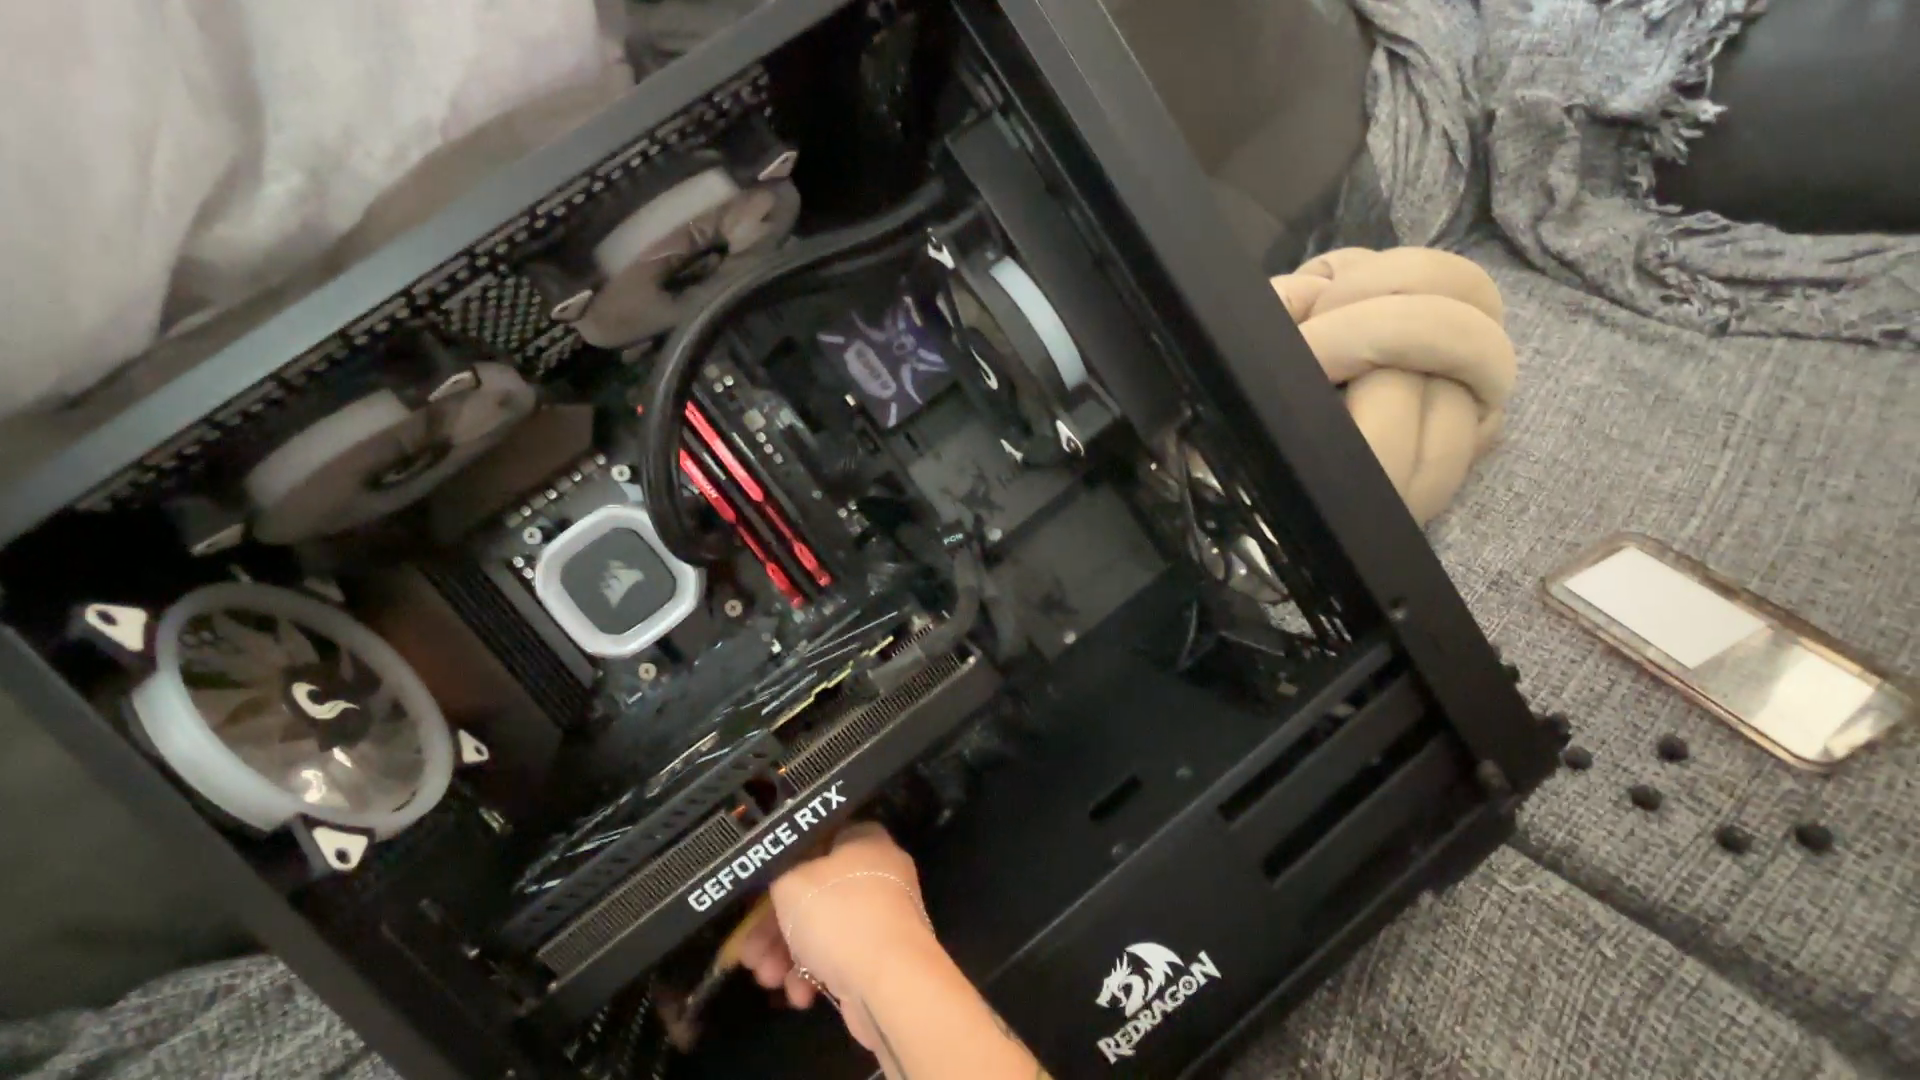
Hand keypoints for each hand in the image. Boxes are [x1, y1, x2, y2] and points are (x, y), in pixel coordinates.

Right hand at [734, 822, 940, 1048]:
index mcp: (864, 840)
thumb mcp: (791, 882)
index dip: (781, 869)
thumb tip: (787, 873)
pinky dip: (815, 972)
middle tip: (750, 953)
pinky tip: (799, 994)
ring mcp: (882, 915)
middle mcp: (878, 873)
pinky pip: (840, 955)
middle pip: (814, 892)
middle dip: (775, 927)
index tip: (755, 896)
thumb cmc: (838, 916)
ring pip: (823, 928)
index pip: (816, 843)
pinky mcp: (881, 955)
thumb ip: (780, 872)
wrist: (890, 982)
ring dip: (788, 955)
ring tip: (767, 979)